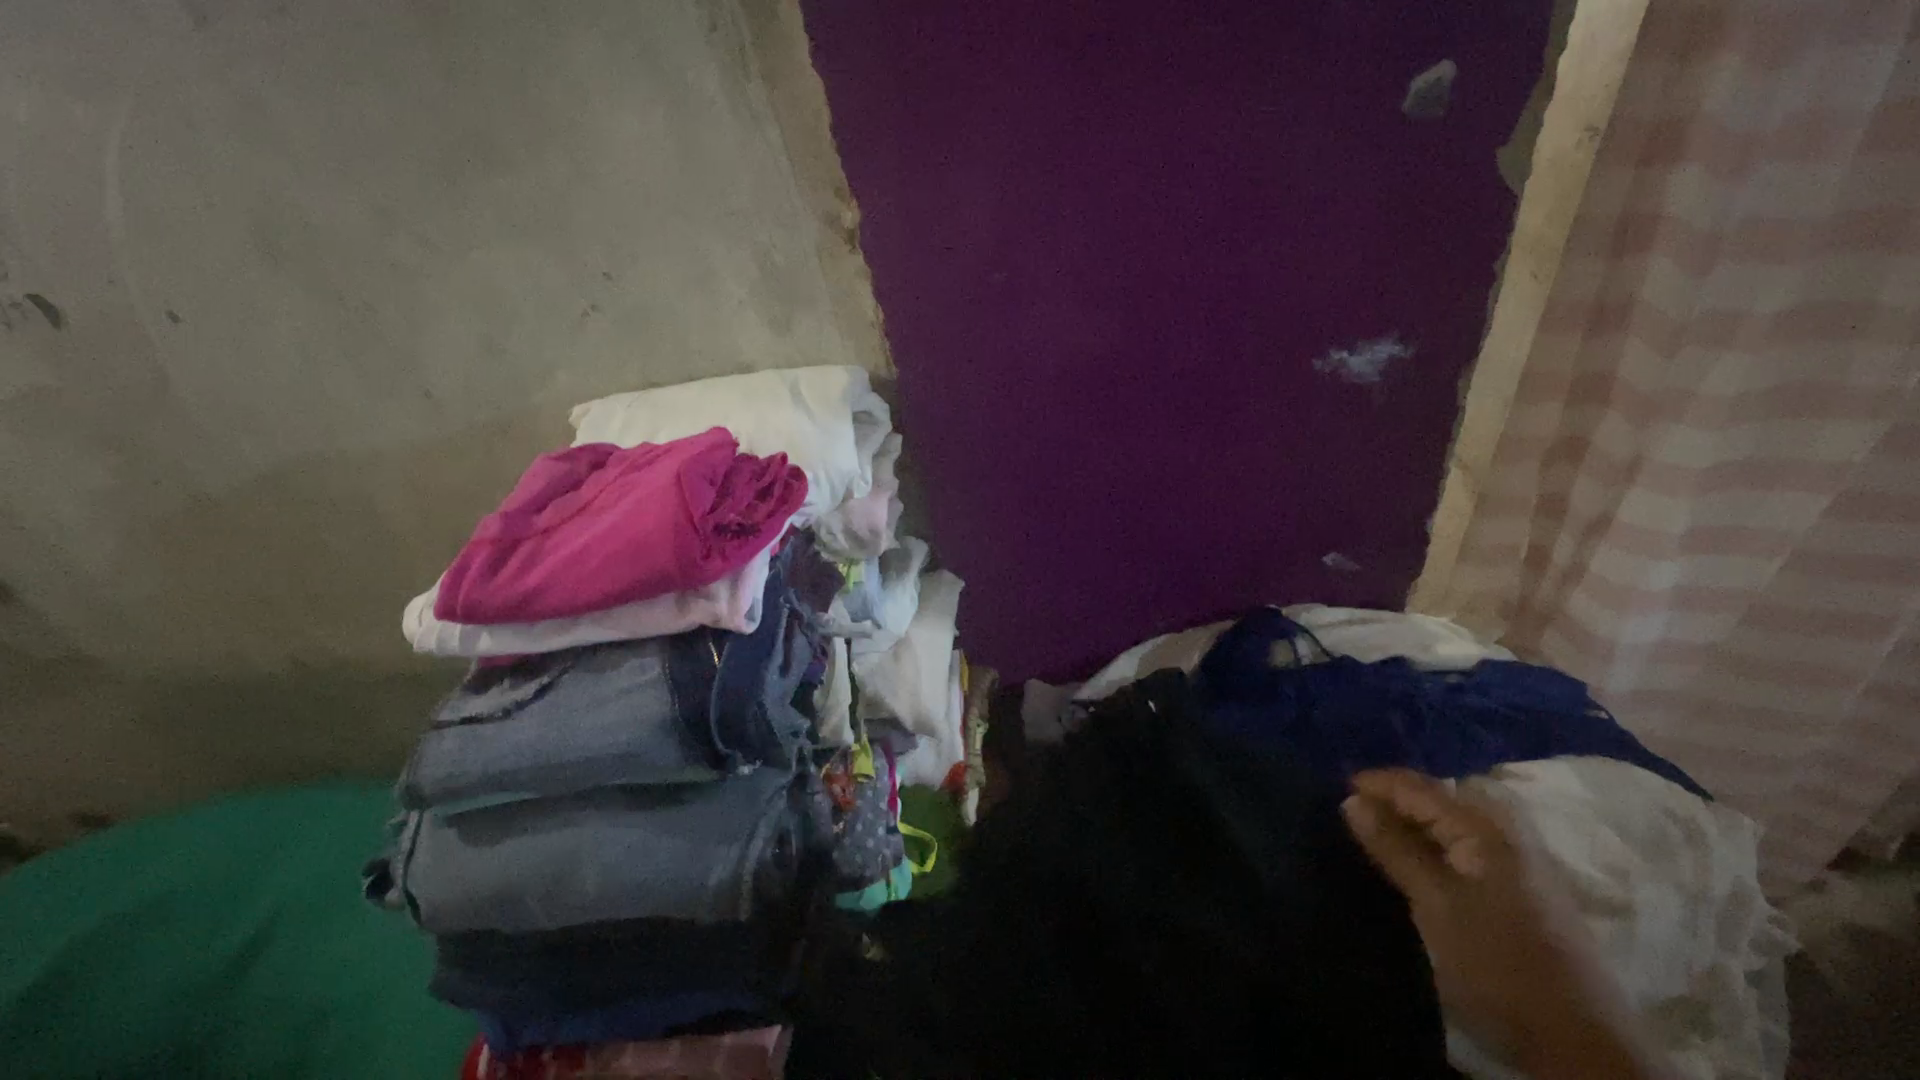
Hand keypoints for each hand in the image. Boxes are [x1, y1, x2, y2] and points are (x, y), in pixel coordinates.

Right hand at [1342, 769, 1673, 1079]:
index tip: (1334, 788)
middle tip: (1352, 809)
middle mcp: (1507, 831)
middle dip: (1397, 796)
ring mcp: (1520, 859)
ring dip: (1416, 820)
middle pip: (1442, 796)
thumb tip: (1352, 801)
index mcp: (1486, 827)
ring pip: (1456, 820)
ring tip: (1377, 831)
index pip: (1420, 787)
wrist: (1574, 1035)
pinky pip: (1467, 842)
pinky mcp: (1522, 886)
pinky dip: (1436, 841)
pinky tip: (1417, 858)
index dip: (1377, 783)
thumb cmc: (1496, 962)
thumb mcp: (1434, 902)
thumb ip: (1394, 848)